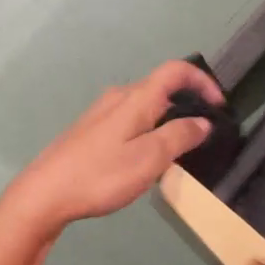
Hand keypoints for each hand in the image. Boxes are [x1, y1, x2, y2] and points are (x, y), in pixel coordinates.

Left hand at [0, 60, 223, 234]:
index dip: (203, 81)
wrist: (45, 194)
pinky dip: (149, 130)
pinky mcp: (91, 132)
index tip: (220, 105)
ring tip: (180, 150)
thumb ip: (179, 136)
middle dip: (188, 102)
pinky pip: (130, 120)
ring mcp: (101, 114)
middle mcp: (118, 98)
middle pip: (160, 87)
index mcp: (136, 98)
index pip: (175, 71)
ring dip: (168, 119)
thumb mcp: (149, 159)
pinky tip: (146, 159)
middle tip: (205, 133)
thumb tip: (202, 122)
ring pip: (145, 106)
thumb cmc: (100, 175)